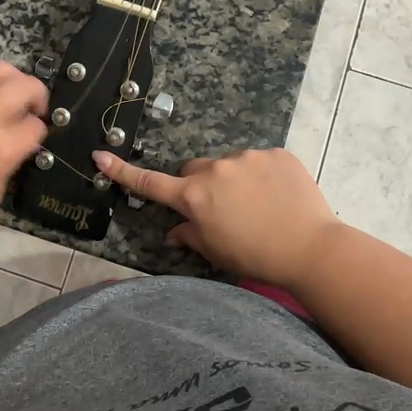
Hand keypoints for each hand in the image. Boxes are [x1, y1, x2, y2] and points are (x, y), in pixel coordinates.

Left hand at [0, 61, 48, 255]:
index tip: (33, 134)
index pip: (34, 125)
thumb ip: (10, 157)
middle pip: (22, 86)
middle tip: (30, 104)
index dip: (39, 129)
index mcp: (2, 149)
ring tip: (3, 90)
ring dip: (6, 77)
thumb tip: (17, 139)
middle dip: (35, 93)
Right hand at [92, 148, 344, 286]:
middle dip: (199, 185)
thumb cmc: (256, 257)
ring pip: (229, 165)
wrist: (311, 248)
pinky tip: (278, 197)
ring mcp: (247, 158)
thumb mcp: (216, 252)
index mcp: (194, 196)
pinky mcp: (276, 154)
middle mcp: (215, 170)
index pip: (151, 183)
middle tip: (219, 210)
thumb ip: (190, 235)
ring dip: (233, 179)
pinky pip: (259, 161)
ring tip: (258, 206)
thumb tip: (174, 231)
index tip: (100, 155)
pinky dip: (263, 175)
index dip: (123, 171)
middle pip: (193, 170)